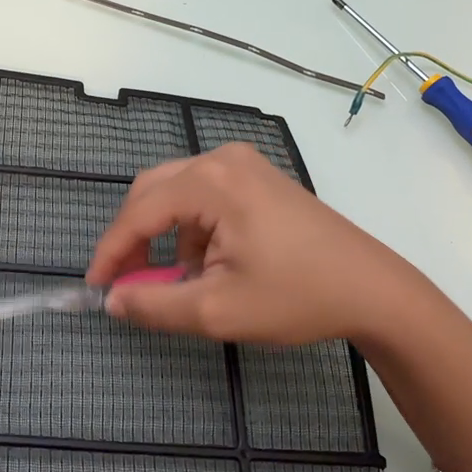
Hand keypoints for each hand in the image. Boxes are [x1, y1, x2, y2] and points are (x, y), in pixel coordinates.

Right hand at [86, 143, 434, 343]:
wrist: (375, 289)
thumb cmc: (297, 298)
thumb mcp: (218, 311)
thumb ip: (154, 305)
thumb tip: (112, 300)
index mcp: (211, 183)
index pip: (138, 212)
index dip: (111, 252)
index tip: (96, 287)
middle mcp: (223, 160)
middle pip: (152, 191)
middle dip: (134, 238)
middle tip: (127, 282)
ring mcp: (245, 165)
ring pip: (177, 193)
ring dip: (164, 235)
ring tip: (173, 281)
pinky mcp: (260, 178)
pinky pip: (205, 196)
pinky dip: (191, 229)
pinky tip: (206, 265)